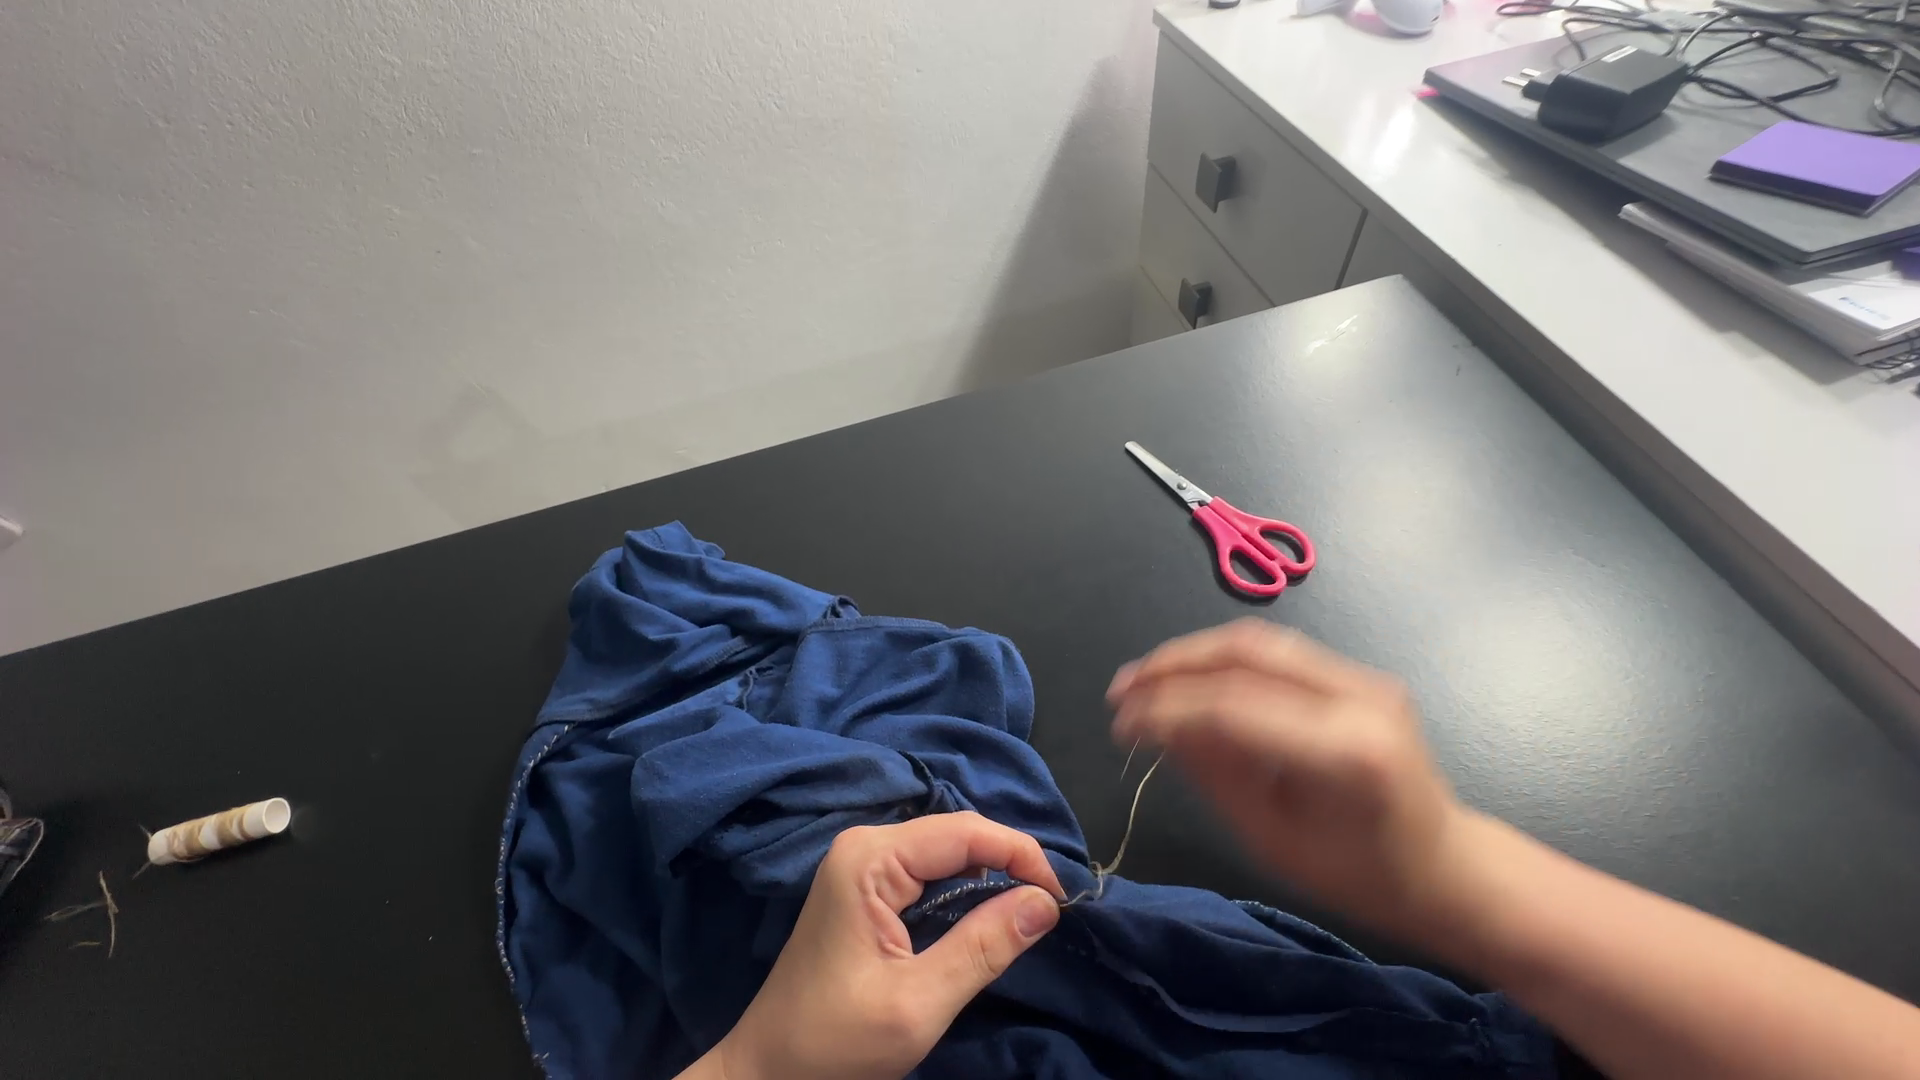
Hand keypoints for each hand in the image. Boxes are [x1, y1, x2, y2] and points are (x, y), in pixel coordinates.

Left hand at [698, 813, 1064, 1079]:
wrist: (767, 1071)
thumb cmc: (836, 1044)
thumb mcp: (919, 1003)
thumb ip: (984, 946)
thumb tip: (1046, 903)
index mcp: (871, 858)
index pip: (965, 831)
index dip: (1020, 854)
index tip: (1060, 897)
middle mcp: (866, 843)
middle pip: (956, 833)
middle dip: (1007, 861)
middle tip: (1048, 906)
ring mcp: (862, 861)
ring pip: (946, 848)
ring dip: (989, 873)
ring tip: (1025, 908)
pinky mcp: (865, 882)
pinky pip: (928, 868)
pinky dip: (964, 886)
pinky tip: (983, 912)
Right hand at [1107, 619, 1472, 936]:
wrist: (1449, 870)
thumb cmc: (1360, 877)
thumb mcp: (1272, 839)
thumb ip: (1213, 771)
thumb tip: (1155, 724)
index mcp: (1345, 751)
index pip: (1232, 708)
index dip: (1165, 709)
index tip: (1119, 723)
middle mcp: (1358, 695)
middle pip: (1244, 654)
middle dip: (1172, 666)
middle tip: (1123, 688)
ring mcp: (1363, 677)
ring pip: (1256, 641)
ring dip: (1192, 655)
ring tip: (1145, 678)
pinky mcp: (1357, 674)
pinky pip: (1275, 652)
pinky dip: (1222, 659)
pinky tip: (1190, 677)